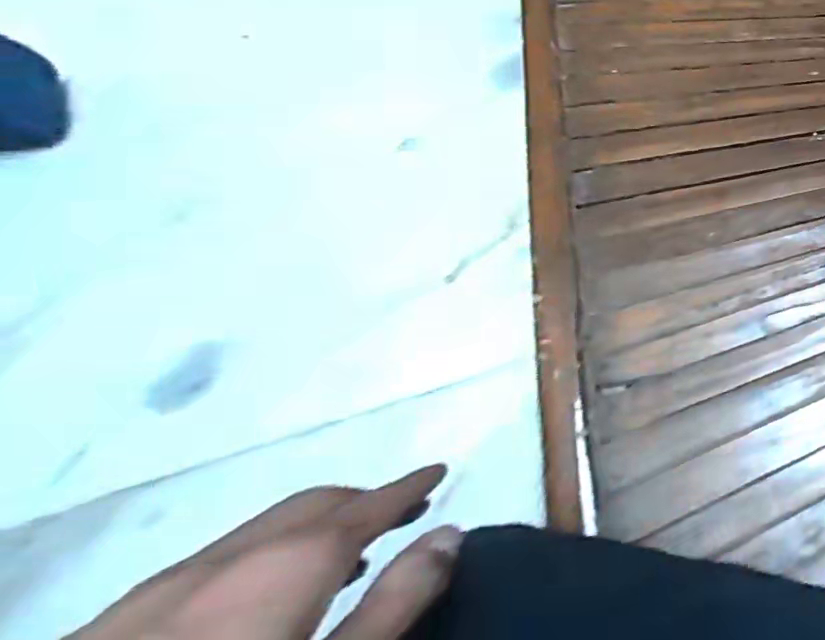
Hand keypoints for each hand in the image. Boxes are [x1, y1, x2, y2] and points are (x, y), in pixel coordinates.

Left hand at [73, 464, 460, 639]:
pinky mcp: (104, 628)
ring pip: (251, 535)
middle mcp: (227, 559)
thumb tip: (448, 535)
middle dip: (360, 501)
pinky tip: (248, 601)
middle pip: (308, 506)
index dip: (410, 486)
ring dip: (305, 531)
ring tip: (338, 556)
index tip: (439, 471)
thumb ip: (394, 601)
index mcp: (290, 563)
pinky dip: (252, 561)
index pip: (368, 505)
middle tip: (401, 510)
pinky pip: (200, 570)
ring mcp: (153, 593)